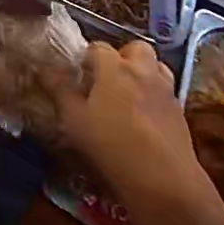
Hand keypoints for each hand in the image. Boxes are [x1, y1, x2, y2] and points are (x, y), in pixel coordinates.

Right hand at [51, 41, 211, 208]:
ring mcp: (166, 89)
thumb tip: (44, 70)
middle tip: (105, 79)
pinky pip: (164, 90)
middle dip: (120, 57)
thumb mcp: (73, 120)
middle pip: (135, 48)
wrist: (162, 177)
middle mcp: (144, 71)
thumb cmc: (110, 145)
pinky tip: (141, 117)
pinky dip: (152, 94)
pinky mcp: (180, 109)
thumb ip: (59, 91)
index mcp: (115, 68)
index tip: (76, 75)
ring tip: (125, 94)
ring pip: (155, 66)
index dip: (84, 57)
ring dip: (141, 72)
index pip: (98, 47)